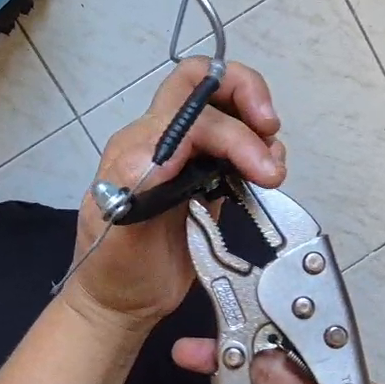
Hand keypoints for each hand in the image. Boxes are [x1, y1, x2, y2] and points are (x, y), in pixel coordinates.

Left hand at [60, 58, 284, 328]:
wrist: (119, 301)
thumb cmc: (113, 272)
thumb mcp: (116, 237)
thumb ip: (134, 189)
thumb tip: (168, 150)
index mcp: (134, 151)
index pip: (186, 115)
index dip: (227, 131)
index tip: (256, 167)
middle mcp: (157, 142)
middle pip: (201, 82)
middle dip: (245, 92)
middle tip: (270, 128)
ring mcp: (183, 155)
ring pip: (224, 106)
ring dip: (257, 124)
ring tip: (271, 169)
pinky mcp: (203, 174)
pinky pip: (236, 140)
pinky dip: (260, 147)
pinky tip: (265, 174)